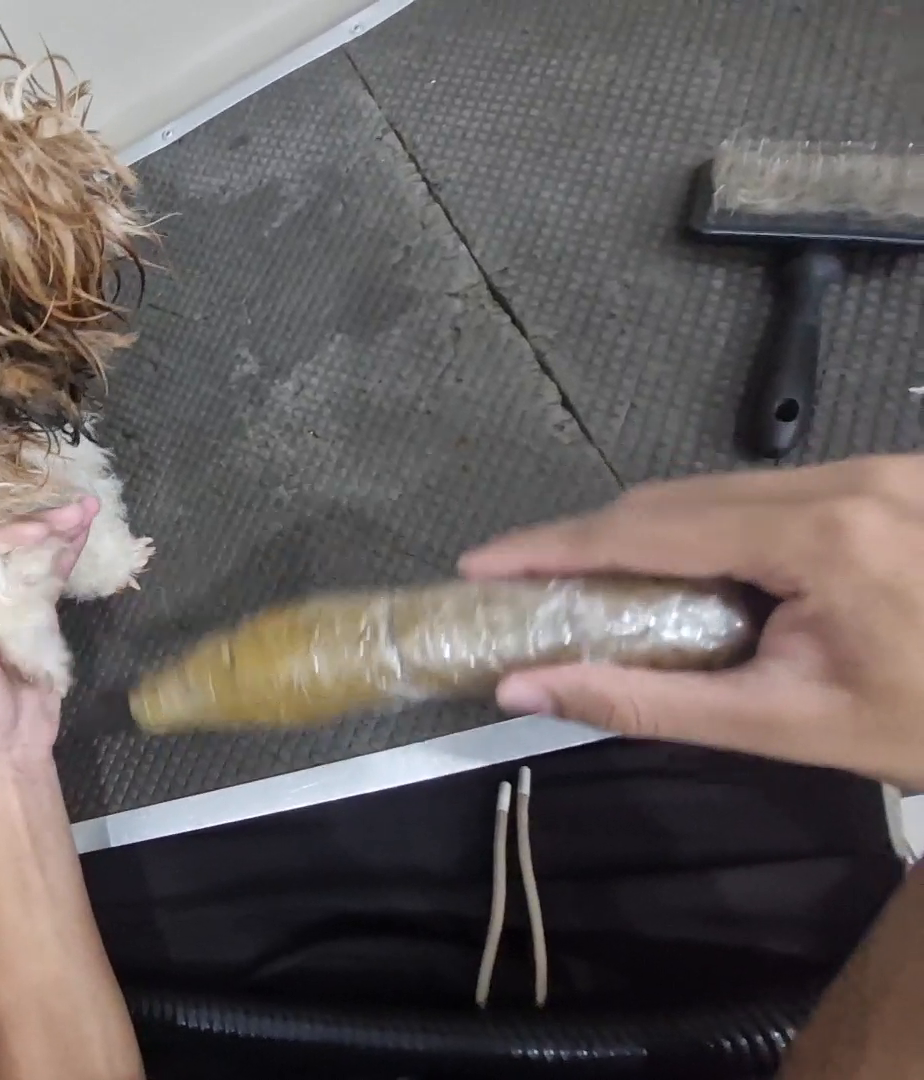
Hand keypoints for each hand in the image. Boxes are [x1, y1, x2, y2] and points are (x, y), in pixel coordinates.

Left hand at [0, 498, 98, 758]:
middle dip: (43, 523)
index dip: (9, 535)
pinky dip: (69, 552)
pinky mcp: (39, 612)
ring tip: (89, 506)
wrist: (8, 742)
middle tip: (77, 508)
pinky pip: (53, 575)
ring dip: (62, 528)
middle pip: (9, 544)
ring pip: (35, 554)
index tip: (40, 530)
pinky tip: (85, 528)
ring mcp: (11, 598)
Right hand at [460, 454, 923, 788]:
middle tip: (528, 583)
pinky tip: (692, 571)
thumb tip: (518, 690)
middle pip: (665, 500)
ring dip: (638, 535)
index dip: (543, 547)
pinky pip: (759, 494)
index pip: (638, 531)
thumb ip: (644, 703)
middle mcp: (847, 481)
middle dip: (583, 540)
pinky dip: (697, 529)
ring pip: (709, 492)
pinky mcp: (898, 478)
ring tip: (598, 582)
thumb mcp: (792, 725)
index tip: (476, 564)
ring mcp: (882, 471)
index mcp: (821, 536)